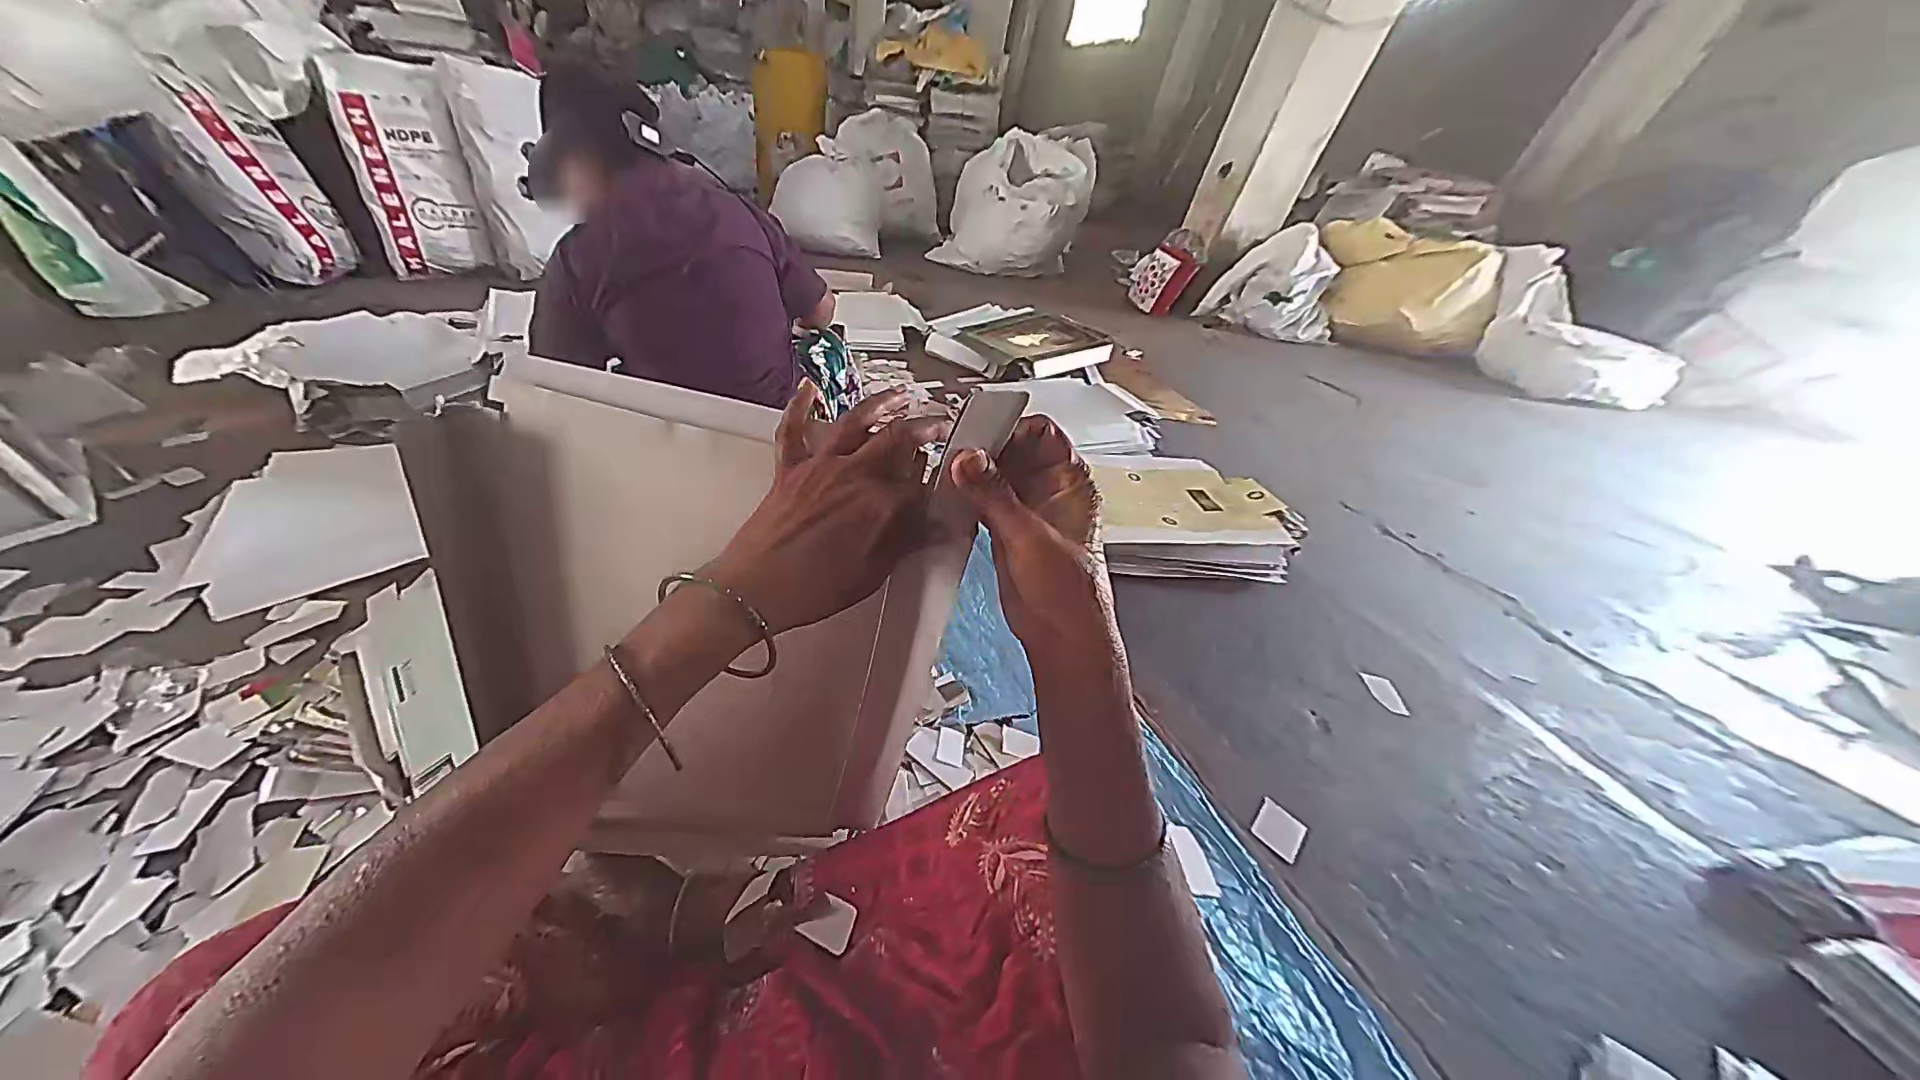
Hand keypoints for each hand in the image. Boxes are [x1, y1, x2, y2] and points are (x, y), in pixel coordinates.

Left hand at [705, 383, 950, 634]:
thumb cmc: (811, 587)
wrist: (756, 589)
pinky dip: (800, 405)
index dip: (938, 482)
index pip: (922, 484)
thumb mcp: (873, 573)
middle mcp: (853, 476)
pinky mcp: (790, 468)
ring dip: (883, 403)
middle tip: (940, 426)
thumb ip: (905, 541)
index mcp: (880, 505)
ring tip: (901, 395)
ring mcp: (820, 467)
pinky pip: (794, 429)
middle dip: (926, 428)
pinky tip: (809, 388)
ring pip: (857, 421)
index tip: (945, 484)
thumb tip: (931, 528)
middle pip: (899, 439)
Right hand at [949, 416, 1113, 655]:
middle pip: (1013, 450)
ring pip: (996, 475)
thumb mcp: (1028, 536)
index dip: (1009, 427)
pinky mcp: (1007, 529)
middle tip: (956, 450)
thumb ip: (995, 495)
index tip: (978, 429)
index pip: (1040, 432)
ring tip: (949, 470)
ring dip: (973, 473)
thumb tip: (970, 461)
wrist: (1059, 634)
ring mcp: (1027, 510)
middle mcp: (1049, 491)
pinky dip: (968, 495)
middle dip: (984, 448)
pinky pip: (984, 499)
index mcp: (1070, 482)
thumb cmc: (1070, 591)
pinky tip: (952, 496)